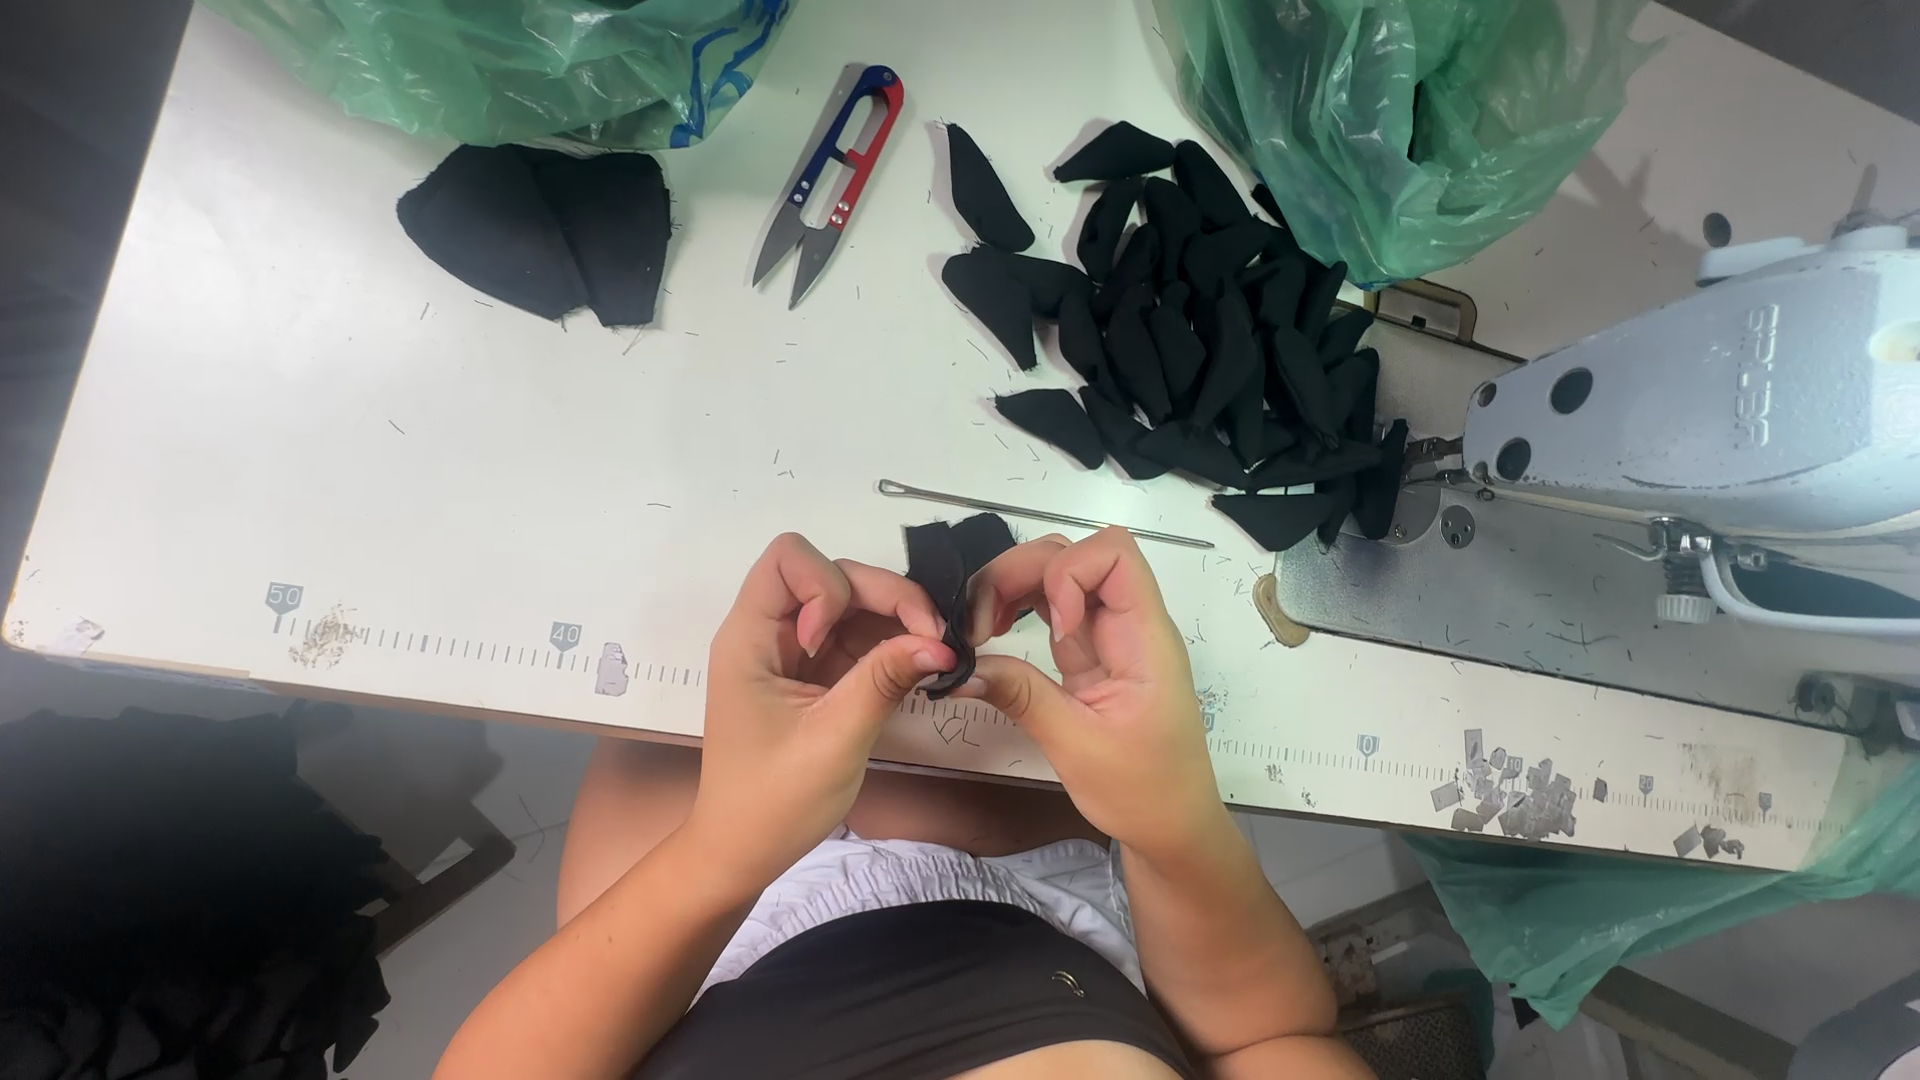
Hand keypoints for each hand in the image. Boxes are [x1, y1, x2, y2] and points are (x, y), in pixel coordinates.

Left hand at [689, 533, 955, 884]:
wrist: (745, 851)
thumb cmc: (773, 802)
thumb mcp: (833, 741)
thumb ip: (883, 681)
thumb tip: (941, 642)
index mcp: (750, 638)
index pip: (787, 560)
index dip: (825, 585)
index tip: (835, 642)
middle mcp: (772, 631)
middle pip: (834, 575)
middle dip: (885, 595)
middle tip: (930, 638)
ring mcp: (799, 649)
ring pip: (854, 600)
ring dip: (897, 616)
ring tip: (932, 652)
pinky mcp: (821, 669)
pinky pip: (861, 633)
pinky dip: (894, 640)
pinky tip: (918, 663)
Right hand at [953, 527, 1229, 861]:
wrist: (1170, 824)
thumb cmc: (1141, 790)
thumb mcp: (1076, 746)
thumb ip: (1021, 696)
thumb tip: (960, 667)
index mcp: (1143, 637)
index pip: (1114, 554)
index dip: (1070, 573)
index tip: (1050, 628)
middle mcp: (1126, 621)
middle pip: (1073, 554)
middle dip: (1019, 573)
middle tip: (980, 624)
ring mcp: (1105, 632)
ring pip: (1056, 573)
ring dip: (1011, 586)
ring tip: (979, 627)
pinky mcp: (1086, 648)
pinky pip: (1049, 605)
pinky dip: (1015, 607)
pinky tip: (992, 632)